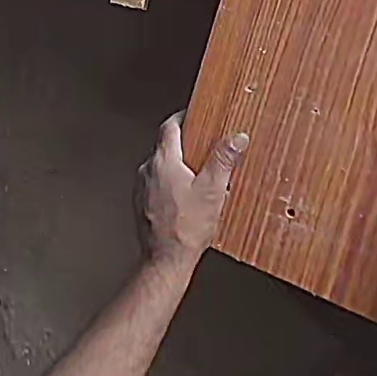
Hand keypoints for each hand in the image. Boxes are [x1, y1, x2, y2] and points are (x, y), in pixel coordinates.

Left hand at [136, 113, 248, 270]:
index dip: (182, 118)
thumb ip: (223, 160)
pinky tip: (184, 195)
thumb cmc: (185, 229)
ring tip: (196, 174)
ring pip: (159, 165)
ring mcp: (141, 187)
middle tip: (201, 145)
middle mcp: (148, 170)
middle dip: (183, 143)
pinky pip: (155, 183)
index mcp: (163, 162)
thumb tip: (235, 138)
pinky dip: (168, 182)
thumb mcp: (213, 190)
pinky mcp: (141, 202)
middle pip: (164, 146)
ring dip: (176, 165)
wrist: (165, 260)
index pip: (169, 127)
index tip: (192, 115)